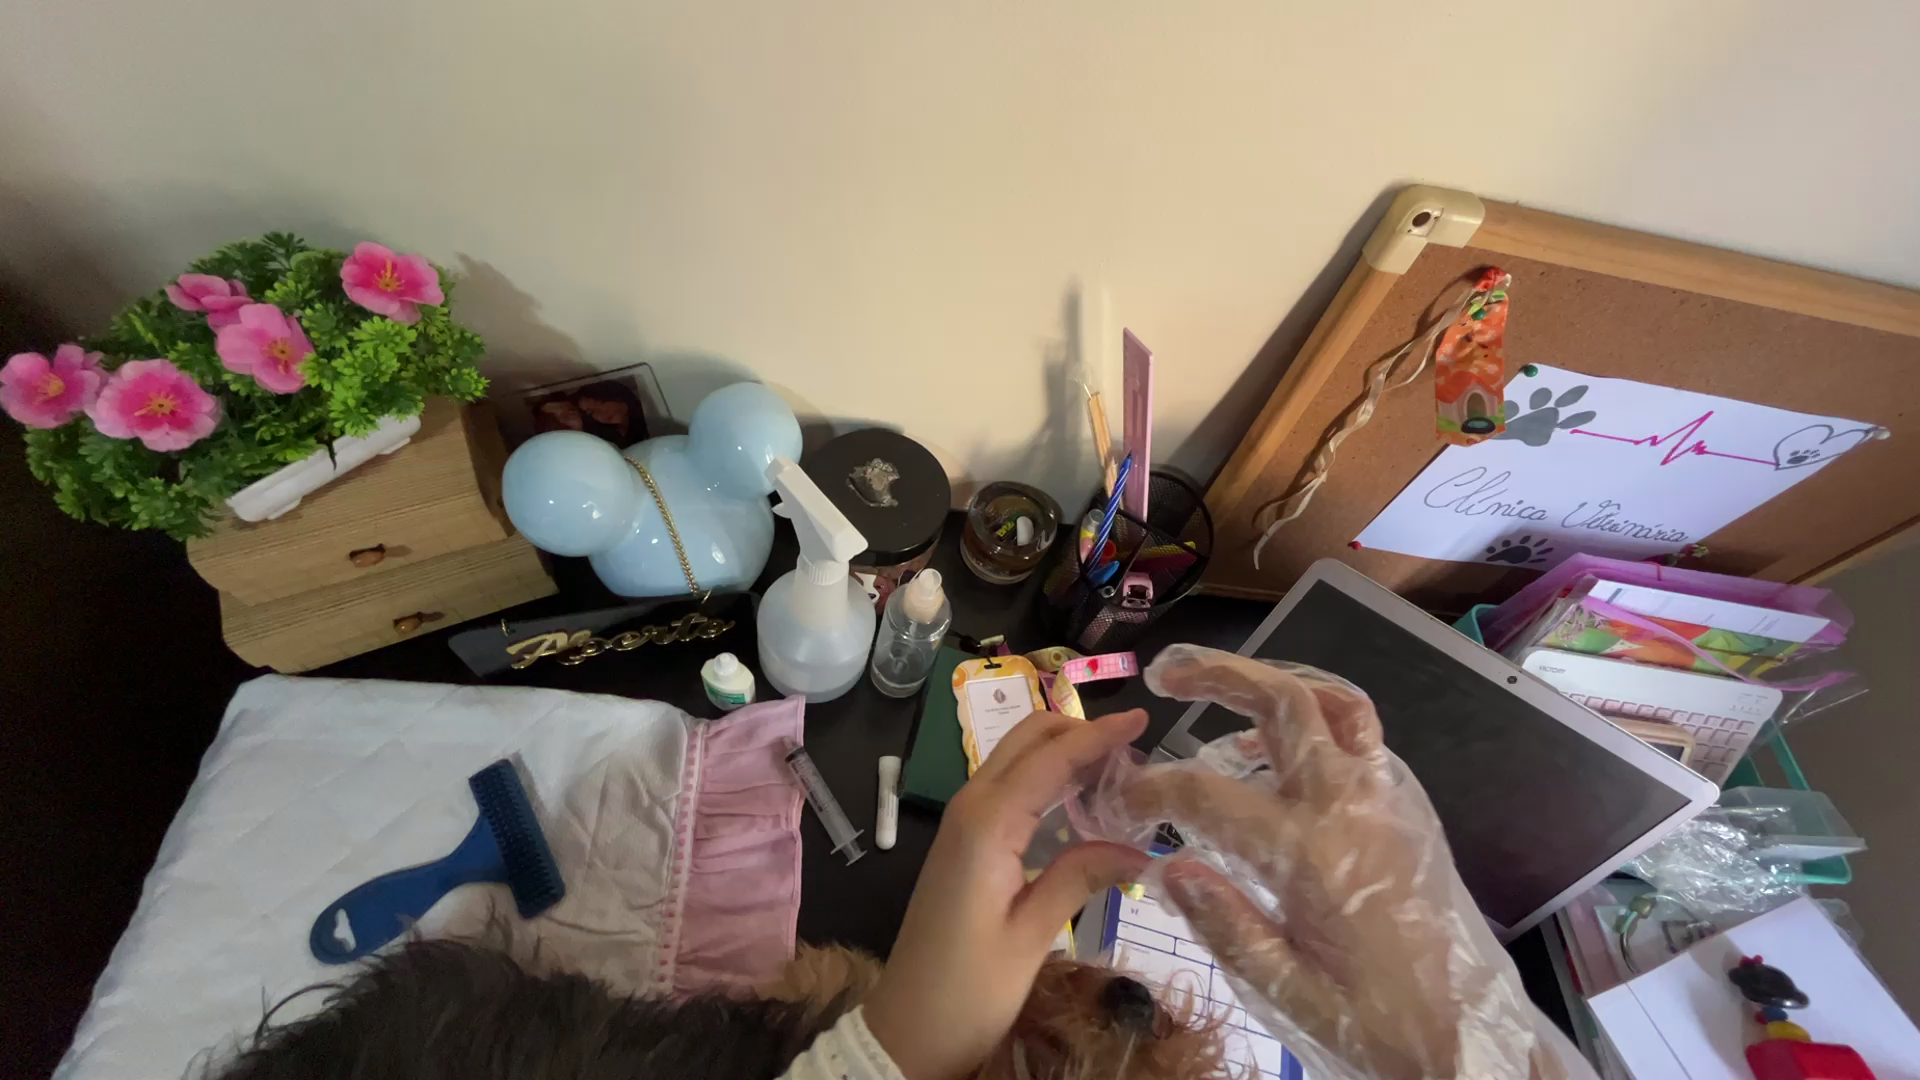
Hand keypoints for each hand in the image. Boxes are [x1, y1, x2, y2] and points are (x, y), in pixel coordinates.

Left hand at [864, 709, 1152, 1079]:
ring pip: (1017, 757)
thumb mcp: (1031, 936)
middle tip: (1133, 746)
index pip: (1050, 758)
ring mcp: (964, 817)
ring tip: (1119, 767)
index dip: (1097, 734)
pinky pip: (1010, 784)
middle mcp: (971, 804)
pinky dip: (1046, 774)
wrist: (907, 1026)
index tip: (1141, 717)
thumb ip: (1080, 878)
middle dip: (1079, 730)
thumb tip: (1140, 849)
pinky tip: (1079, 795)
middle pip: (1027, 740)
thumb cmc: (968, 989)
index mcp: (987, 822)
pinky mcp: (966, 835)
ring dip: (1063, 749)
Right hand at [1120, 647, 1576, 1079]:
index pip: (1207, 795)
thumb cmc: (1379, 1029)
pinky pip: (1356, 733)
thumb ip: (1226, 927)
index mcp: (1310, 853)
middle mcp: (1347, 805)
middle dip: (1217, 673)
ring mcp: (1382, 797)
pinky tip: (1268, 746)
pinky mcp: (1402, 804)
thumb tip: (1167, 865)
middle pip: (1283, 703)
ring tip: (1220, 683)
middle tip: (1167, 673)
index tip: (1121, 798)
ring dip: (1269, 679)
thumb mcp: (1291, 999)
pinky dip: (1308, 715)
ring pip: (1331, 702)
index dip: (1152, 789)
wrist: (1480, 1048)